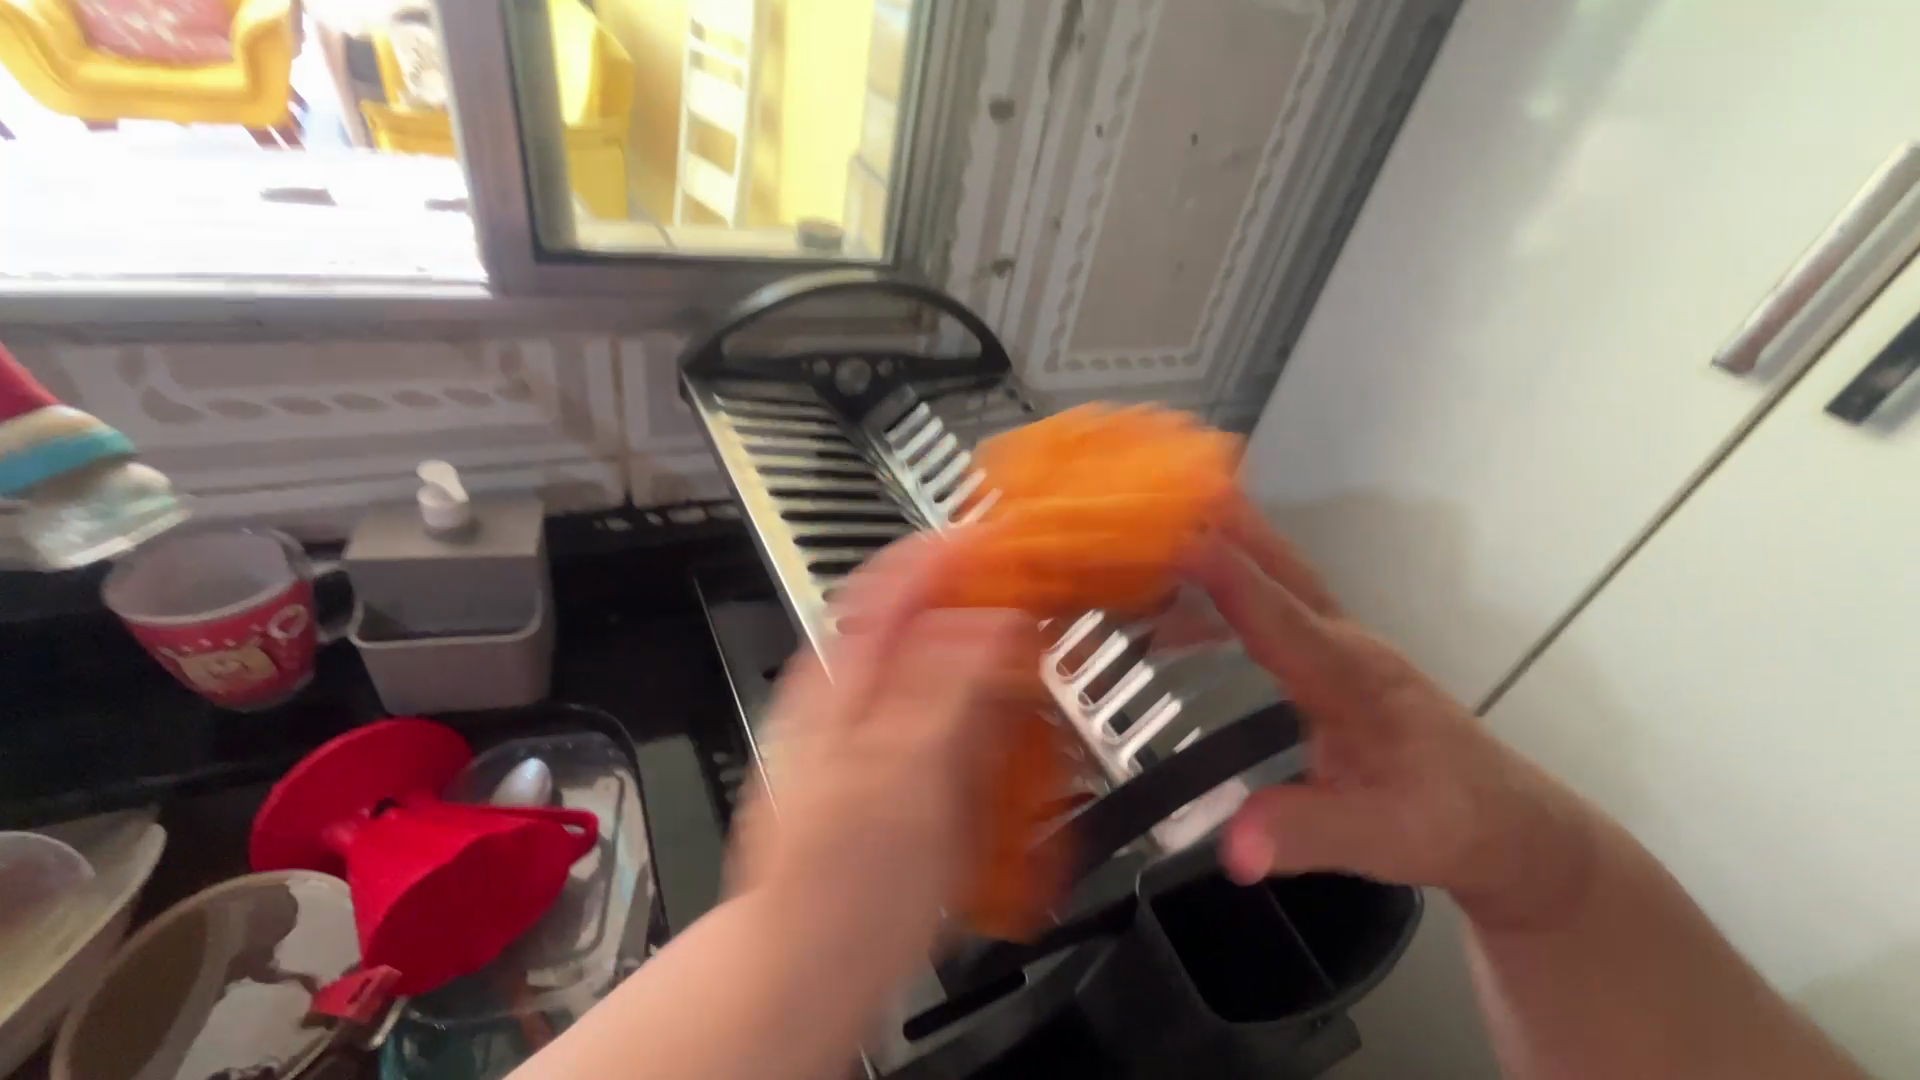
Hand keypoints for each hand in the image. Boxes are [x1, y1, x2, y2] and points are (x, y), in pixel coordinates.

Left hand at [728, 536, 1041, 984]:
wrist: (812, 963)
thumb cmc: (832, 876)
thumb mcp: (900, 772)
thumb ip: (946, 686)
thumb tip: (989, 618)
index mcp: (841, 679)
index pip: (891, 583)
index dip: (946, 554)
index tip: (1002, 540)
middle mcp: (862, 697)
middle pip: (930, 624)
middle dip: (988, 609)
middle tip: (1041, 606)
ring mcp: (888, 736)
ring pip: (951, 673)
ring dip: (1000, 665)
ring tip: (1041, 669)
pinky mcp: (910, 775)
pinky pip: (963, 727)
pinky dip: (999, 719)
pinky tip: (1025, 737)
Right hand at [1187, 497, 1594, 925]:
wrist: (1508, 825)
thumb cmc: (1449, 825)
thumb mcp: (1382, 840)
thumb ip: (1306, 832)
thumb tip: (1231, 847)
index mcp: (1355, 679)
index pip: (1283, 618)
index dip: (1229, 578)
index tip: (1179, 539)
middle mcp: (1346, 647)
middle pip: (1285, 571)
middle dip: (1230, 527)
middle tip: (1174, 489)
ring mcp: (1341, 649)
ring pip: (1279, 582)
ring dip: (1225, 552)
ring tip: (1157, 537)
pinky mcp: (1332, 663)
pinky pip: (1271, 611)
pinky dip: (1224, 597)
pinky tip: (1172, 622)